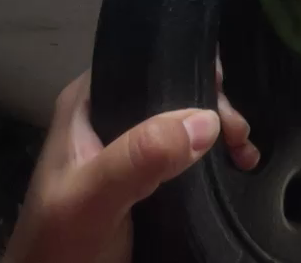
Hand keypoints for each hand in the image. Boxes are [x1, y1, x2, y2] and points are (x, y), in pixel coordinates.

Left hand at [3, 72, 257, 262]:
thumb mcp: (92, 201)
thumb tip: (205, 121)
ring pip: (190, 117)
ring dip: (223, 130)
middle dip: (214, 104)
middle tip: (236, 133)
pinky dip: (221, 153)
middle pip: (177, 86)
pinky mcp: (149, 176)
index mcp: (90, 101)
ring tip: (243, 152)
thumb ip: (139, 158)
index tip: (222, 89)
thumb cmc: (58, 252)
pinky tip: (240, 163)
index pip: (147, 57)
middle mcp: (111, 114)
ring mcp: (131, 146)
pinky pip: (194, 149)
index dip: (190, 64)